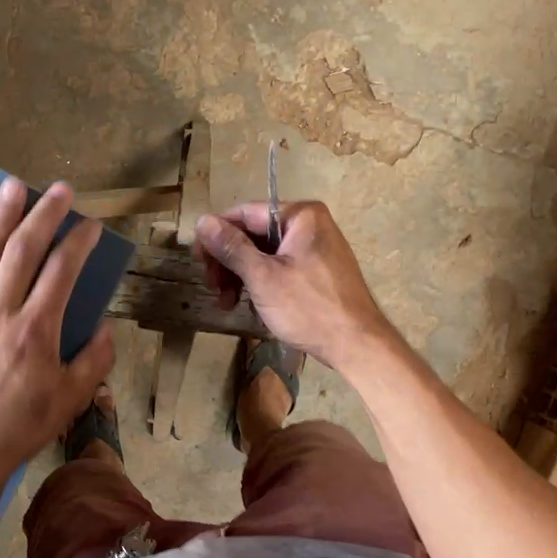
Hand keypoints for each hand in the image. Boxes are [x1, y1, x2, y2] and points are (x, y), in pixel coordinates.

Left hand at [0, 178, 115, 475]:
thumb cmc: (22, 426)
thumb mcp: (71, 399)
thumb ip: (95, 360)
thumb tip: (107, 328)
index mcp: (37, 330)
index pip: (61, 271)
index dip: (78, 242)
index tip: (90, 225)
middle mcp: (1, 313)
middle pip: (23, 251)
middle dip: (44, 215)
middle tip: (59, 190)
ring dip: (2, 218)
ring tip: (14, 187)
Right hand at [194, 201, 396, 370]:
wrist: (356, 343)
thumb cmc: (309, 308)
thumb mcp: (263, 277)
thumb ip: (231, 248)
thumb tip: (202, 222)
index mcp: (300, 215)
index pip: (244, 214)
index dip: (216, 237)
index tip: (200, 265)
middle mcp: (310, 224)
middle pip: (253, 234)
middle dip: (229, 262)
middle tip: (215, 291)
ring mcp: (316, 248)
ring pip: (264, 253)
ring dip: (241, 276)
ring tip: (229, 304)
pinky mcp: (318, 270)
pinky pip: (280, 267)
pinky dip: (261, 283)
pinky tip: (251, 305)